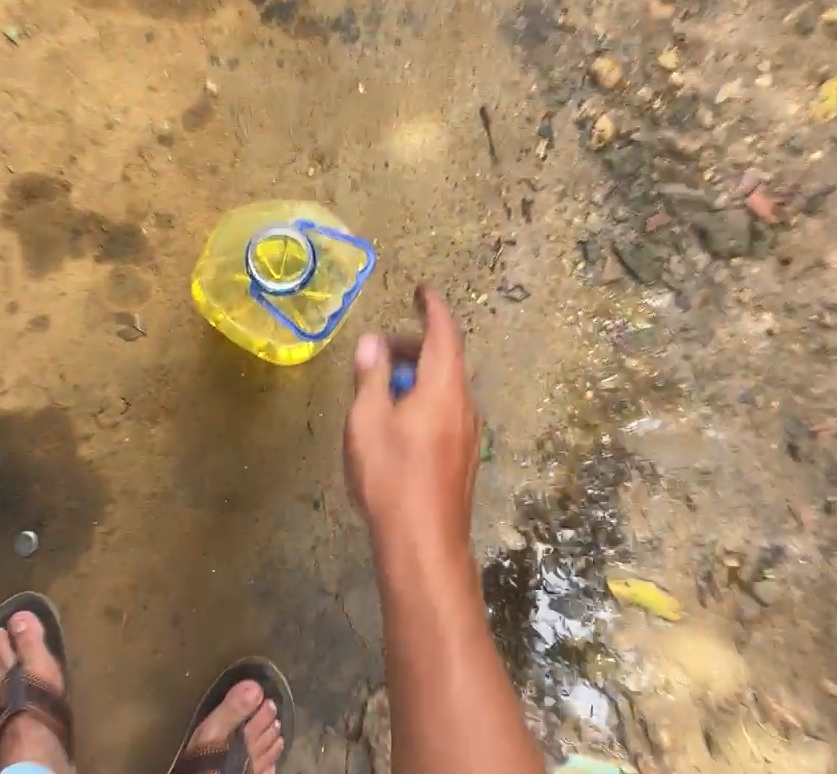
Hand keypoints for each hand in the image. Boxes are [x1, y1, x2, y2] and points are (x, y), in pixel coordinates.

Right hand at [345, 288, 478, 566]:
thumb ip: (371, 376)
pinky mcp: (463, 457)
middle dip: (412, 348)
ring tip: (377, 394)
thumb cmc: (391, 476)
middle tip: (379, 355)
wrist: (423, 544)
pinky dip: (421, 401)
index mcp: (444, 388)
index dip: (432, 308)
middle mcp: (464, 405)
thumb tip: (373, 343)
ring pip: (443, 389)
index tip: (420, 292)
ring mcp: (468, 434)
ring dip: (414, 378)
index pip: (444, 334)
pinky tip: (393, 427)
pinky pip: (444, 412)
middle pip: (444, 361)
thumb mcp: (367, 420)